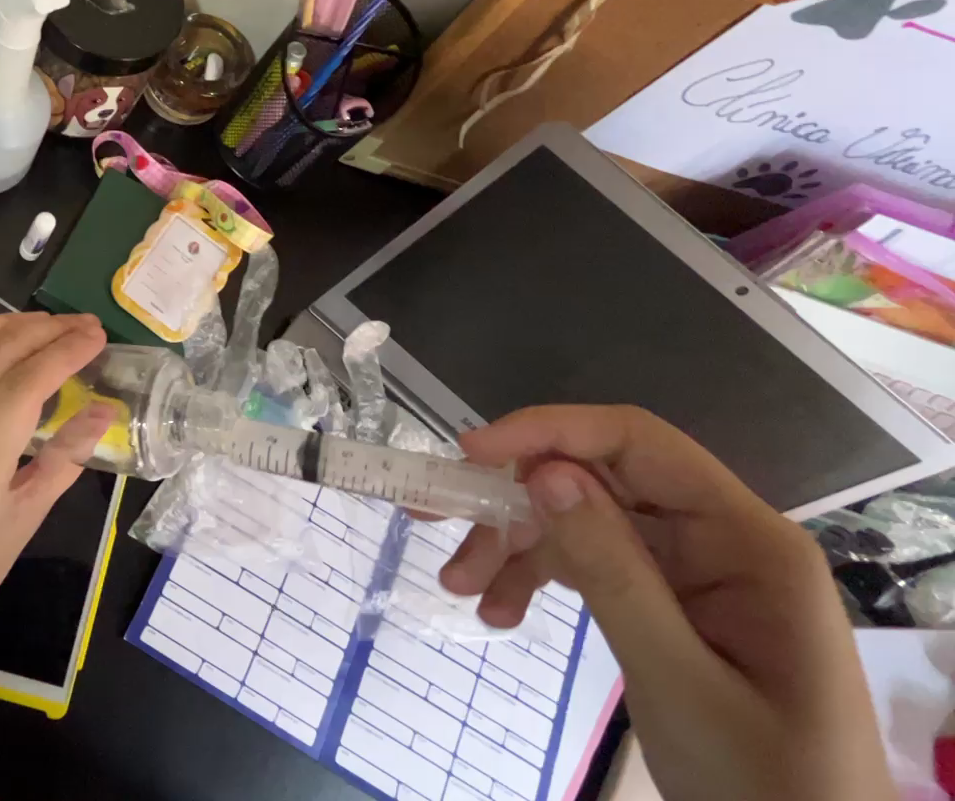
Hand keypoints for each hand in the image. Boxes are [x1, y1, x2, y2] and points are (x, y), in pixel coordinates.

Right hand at [439, 405, 892, 800]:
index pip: (636, 443)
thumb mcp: (677, 675)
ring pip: (574, 519)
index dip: (548, 431)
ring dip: (511, 547)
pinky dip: (532, 577)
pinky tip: (498, 610)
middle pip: (591, 480)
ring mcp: (687, 564)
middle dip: (512, 502)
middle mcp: (715, 535)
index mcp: (745, 539)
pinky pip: (582, 560)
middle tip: (435, 522)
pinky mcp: (661, 592)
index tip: (469, 453)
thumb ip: (613, 571)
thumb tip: (544, 474)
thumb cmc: (763, 774)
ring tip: (461, 588)